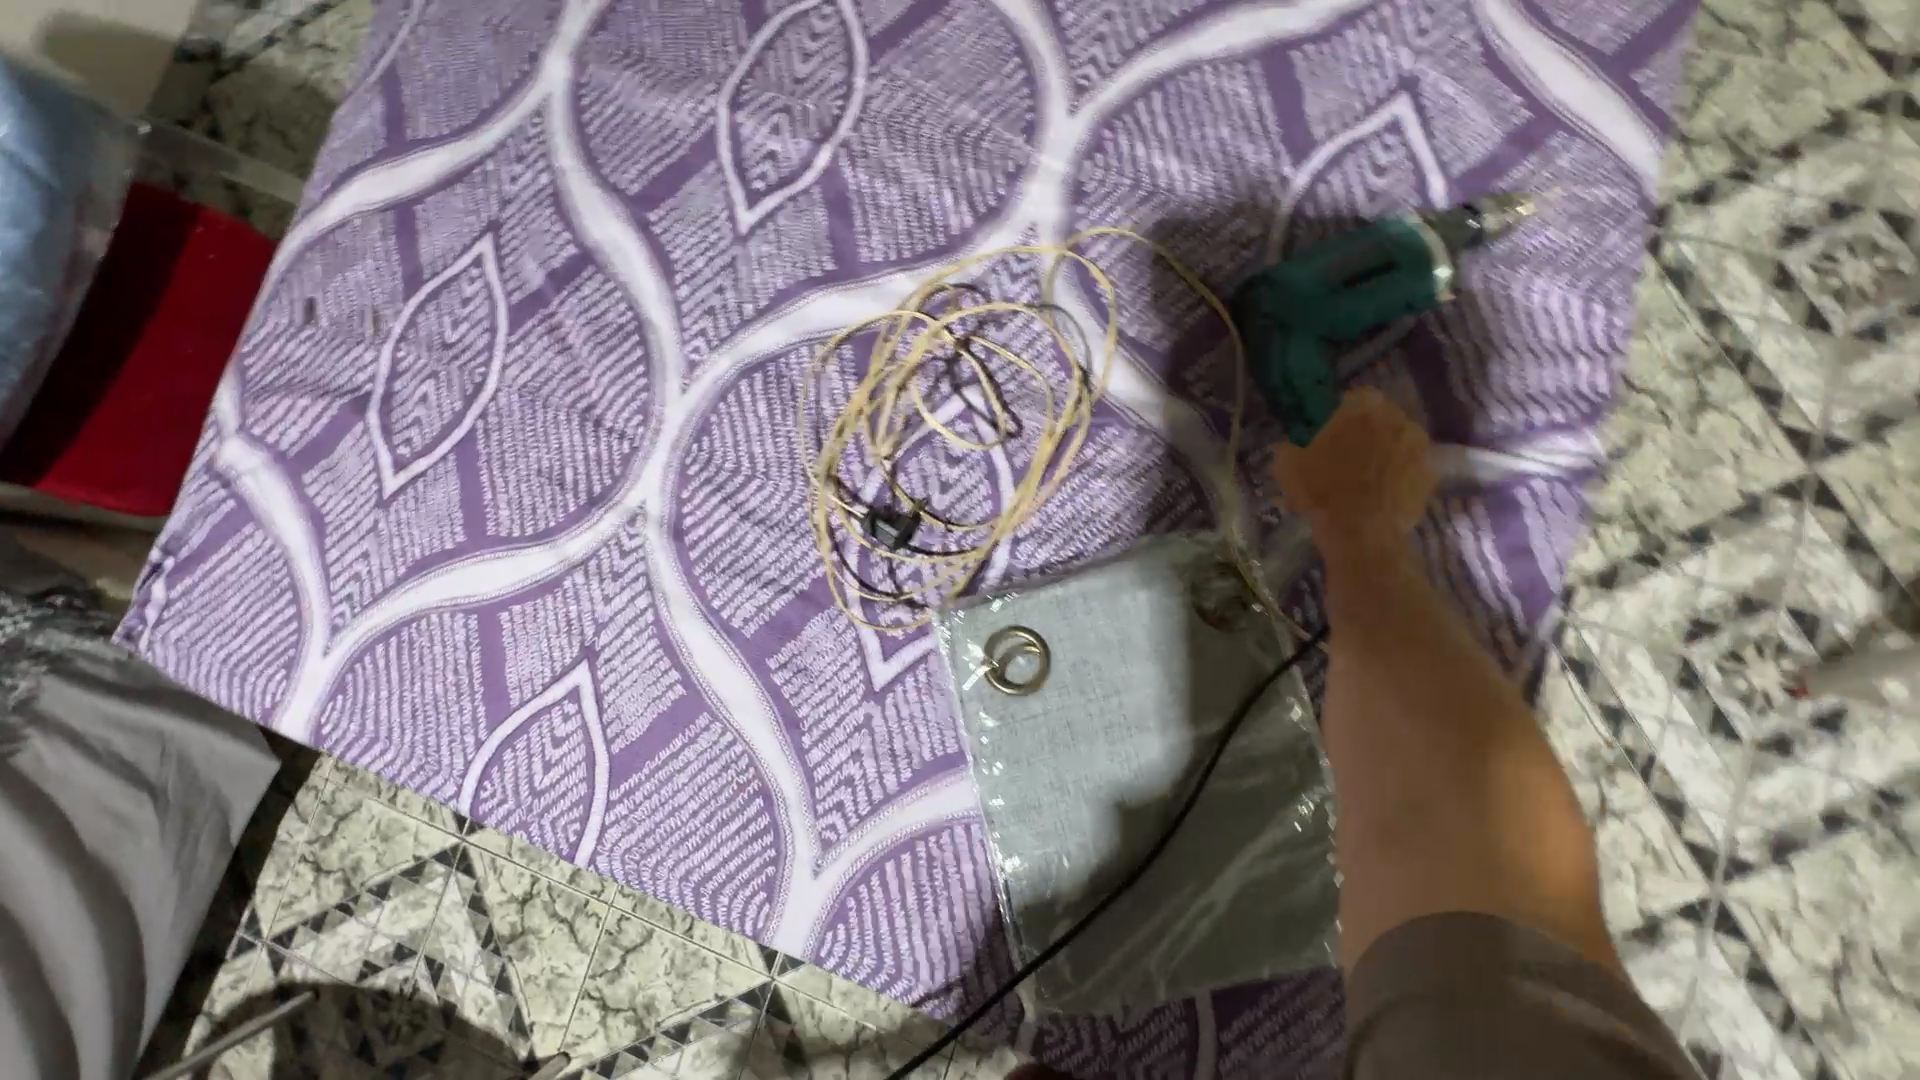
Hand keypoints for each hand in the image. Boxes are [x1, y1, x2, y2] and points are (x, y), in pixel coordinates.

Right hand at [1267, 388, 1434, 563]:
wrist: (1360, 532)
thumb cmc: (1322, 491)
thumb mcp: (1288, 467)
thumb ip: (1288, 448)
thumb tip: (1287, 447)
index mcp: (1363, 408)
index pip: (1355, 398)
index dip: (1342, 415)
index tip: (1331, 434)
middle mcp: (1398, 418)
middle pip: (1382, 419)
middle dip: (1368, 433)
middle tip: (1348, 456)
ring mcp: (1419, 447)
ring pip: (1399, 442)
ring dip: (1386, 453)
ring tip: (1367, 478)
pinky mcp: (1431, 474)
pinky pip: (1411, 468)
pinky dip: (1400, 476)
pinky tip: (1382, 494)